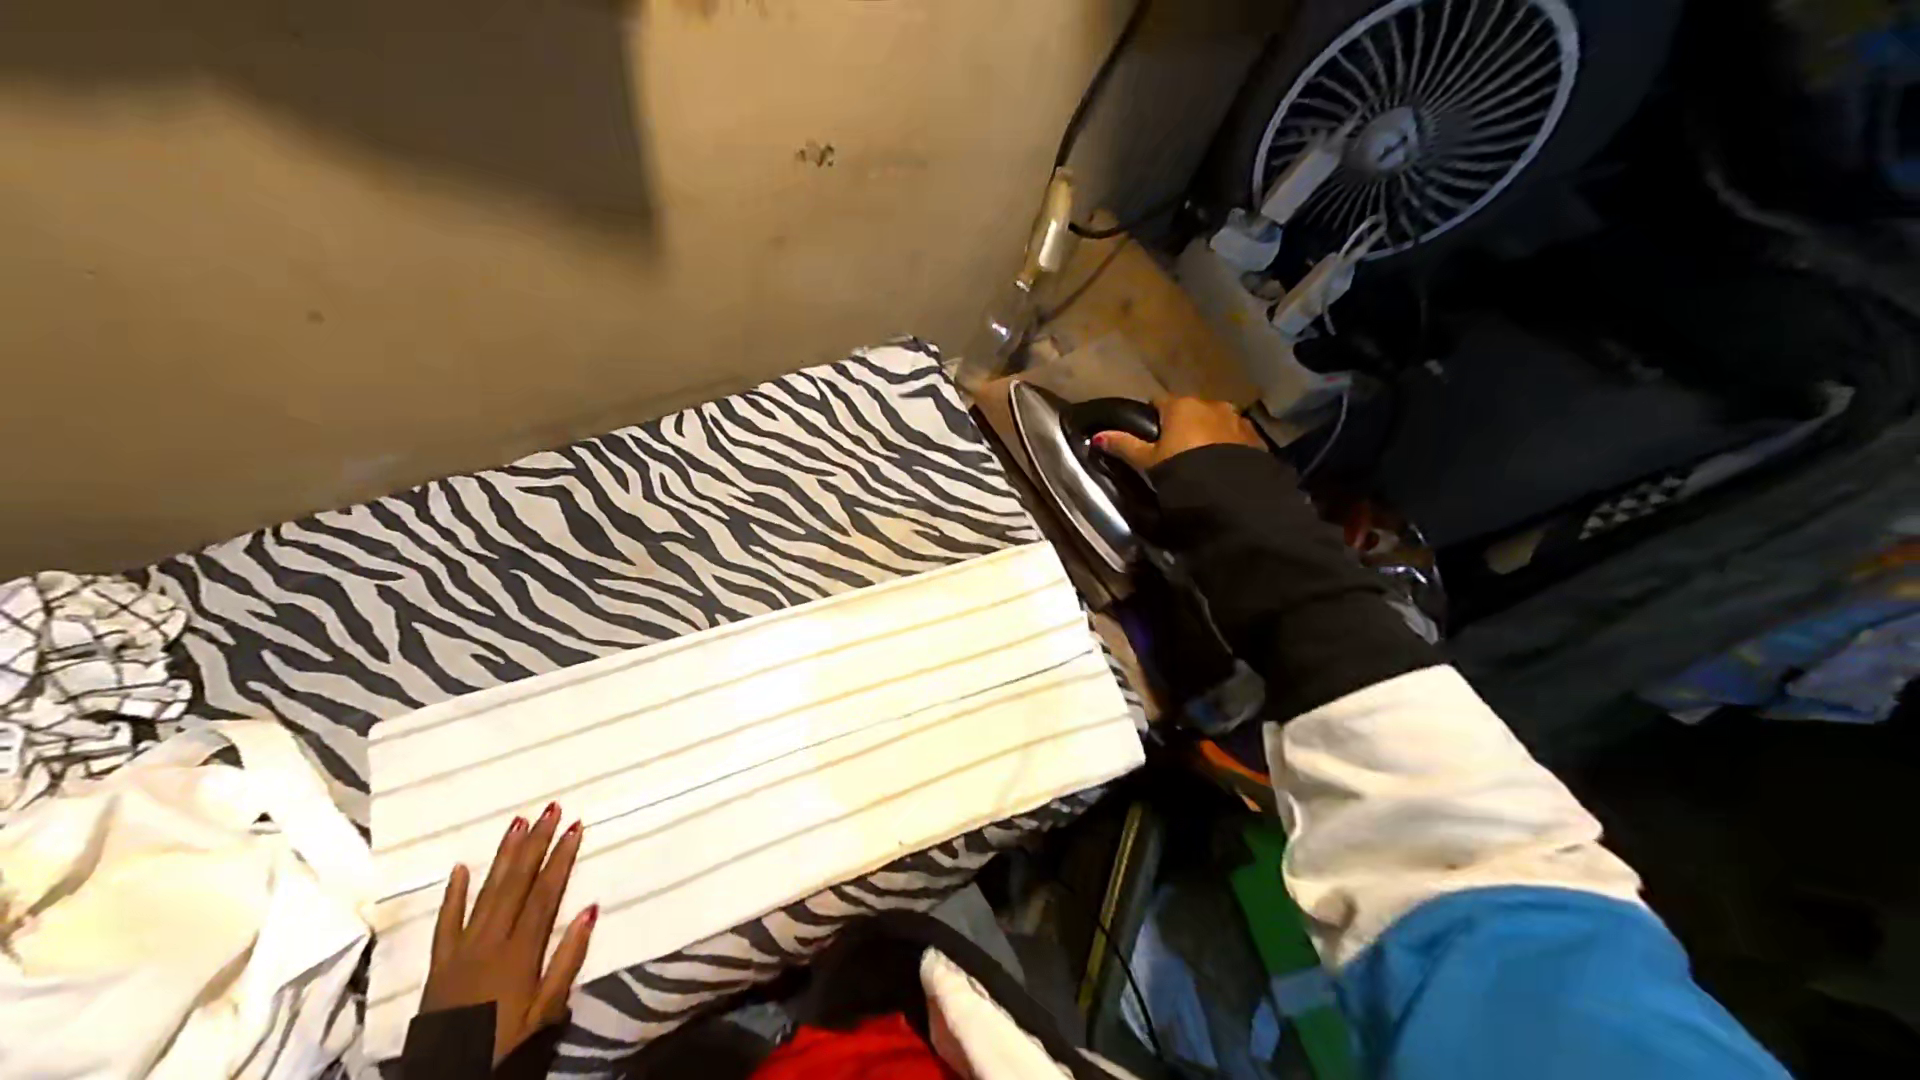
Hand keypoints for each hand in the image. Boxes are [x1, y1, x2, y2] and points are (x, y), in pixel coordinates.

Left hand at [421, 804, 596, 1064]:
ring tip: (518, 822)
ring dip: (503, 856)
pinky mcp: (440, 961)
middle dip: (536, 843)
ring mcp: (462, 948)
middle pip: (517, 883)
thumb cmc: (506, 1041)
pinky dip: (453, 893)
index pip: (545, 893)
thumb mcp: (547, 1009)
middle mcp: (490, 940)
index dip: (561, 858)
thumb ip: (568, 959)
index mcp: (520, 950)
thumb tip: (590, 909)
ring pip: (486, 892)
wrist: (446, 1076)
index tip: (575, 827)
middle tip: (551, 809)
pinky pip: (446, 921)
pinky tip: (461, 867)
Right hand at [1092, 396, 1262, 470]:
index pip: (1159, 402)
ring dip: (1208, 433)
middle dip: (1183, 425)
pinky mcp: (1254, 436)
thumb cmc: (1182, 469)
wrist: (1230, 491)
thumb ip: (1124, 445)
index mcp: (1181, 405)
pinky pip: (1235, 435)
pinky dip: (1228, 444)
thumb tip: (1096, 436)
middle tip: (1175, 452)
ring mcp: (1235, 418)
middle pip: (1189, 410)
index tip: (1150, 436)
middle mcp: (1210, 403)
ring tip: (1201, 460)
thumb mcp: (1149, 461)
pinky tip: (1222, 464)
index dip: (1153, 418)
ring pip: (1214, 421)